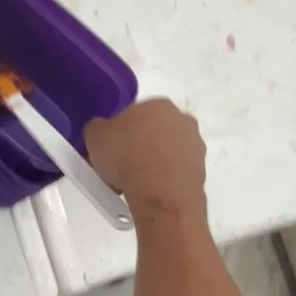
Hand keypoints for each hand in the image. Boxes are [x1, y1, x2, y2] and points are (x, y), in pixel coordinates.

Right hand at [83, 99, 207, 227]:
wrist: (159, 190)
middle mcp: (181, 117)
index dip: (117, 134)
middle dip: (136, 147)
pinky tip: (148, 191)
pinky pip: (174, 171)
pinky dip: (162, 178)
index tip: (107, 152)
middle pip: (151, 132)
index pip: (133, 114)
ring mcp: (195, 142)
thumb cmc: (125, 156)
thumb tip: (100, 130)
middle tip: (118, 168)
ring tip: (131, 184)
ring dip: (150, 163)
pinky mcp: (200, 166)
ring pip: (165, 151)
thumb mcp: (94, 137)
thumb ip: (96, 128)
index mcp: (156, 104)